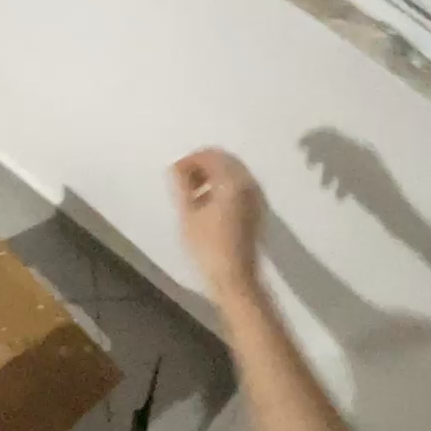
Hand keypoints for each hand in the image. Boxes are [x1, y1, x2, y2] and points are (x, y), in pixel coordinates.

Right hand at [170, 149, 264, 298]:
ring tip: (192, 193)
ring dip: (211, 176)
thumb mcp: (187, 214)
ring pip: (232, 172)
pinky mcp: (256, 208)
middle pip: (224, 160)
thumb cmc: (207, 247)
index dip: (189, 160)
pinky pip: (239, 185)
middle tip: (182, 181)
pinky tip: (207, 204)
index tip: (173, 173)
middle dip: (201, 166)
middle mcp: (249, 183)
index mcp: (232, 181)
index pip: (210, 155)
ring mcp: (256, 196)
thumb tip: (176, 168)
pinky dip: (222, 186)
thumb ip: (181, 186)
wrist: (235, 276)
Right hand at [300, 130, 407, 216]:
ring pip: (340, 164)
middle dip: (320, 156)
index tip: (299, 146)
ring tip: (324, 187)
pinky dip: (339, 183)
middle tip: (309, 166)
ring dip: (329, 173)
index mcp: (358, 149)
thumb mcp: (349, 171)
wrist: (393, 211)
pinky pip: (347, 177)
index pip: (332, 136)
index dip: (314, 138)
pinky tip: (338, 196)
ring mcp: (366, 167)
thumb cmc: (371, 191)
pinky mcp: (367, 181)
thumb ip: (333, 155)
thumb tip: (318, 140)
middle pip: (335, 148)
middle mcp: (363, 153)